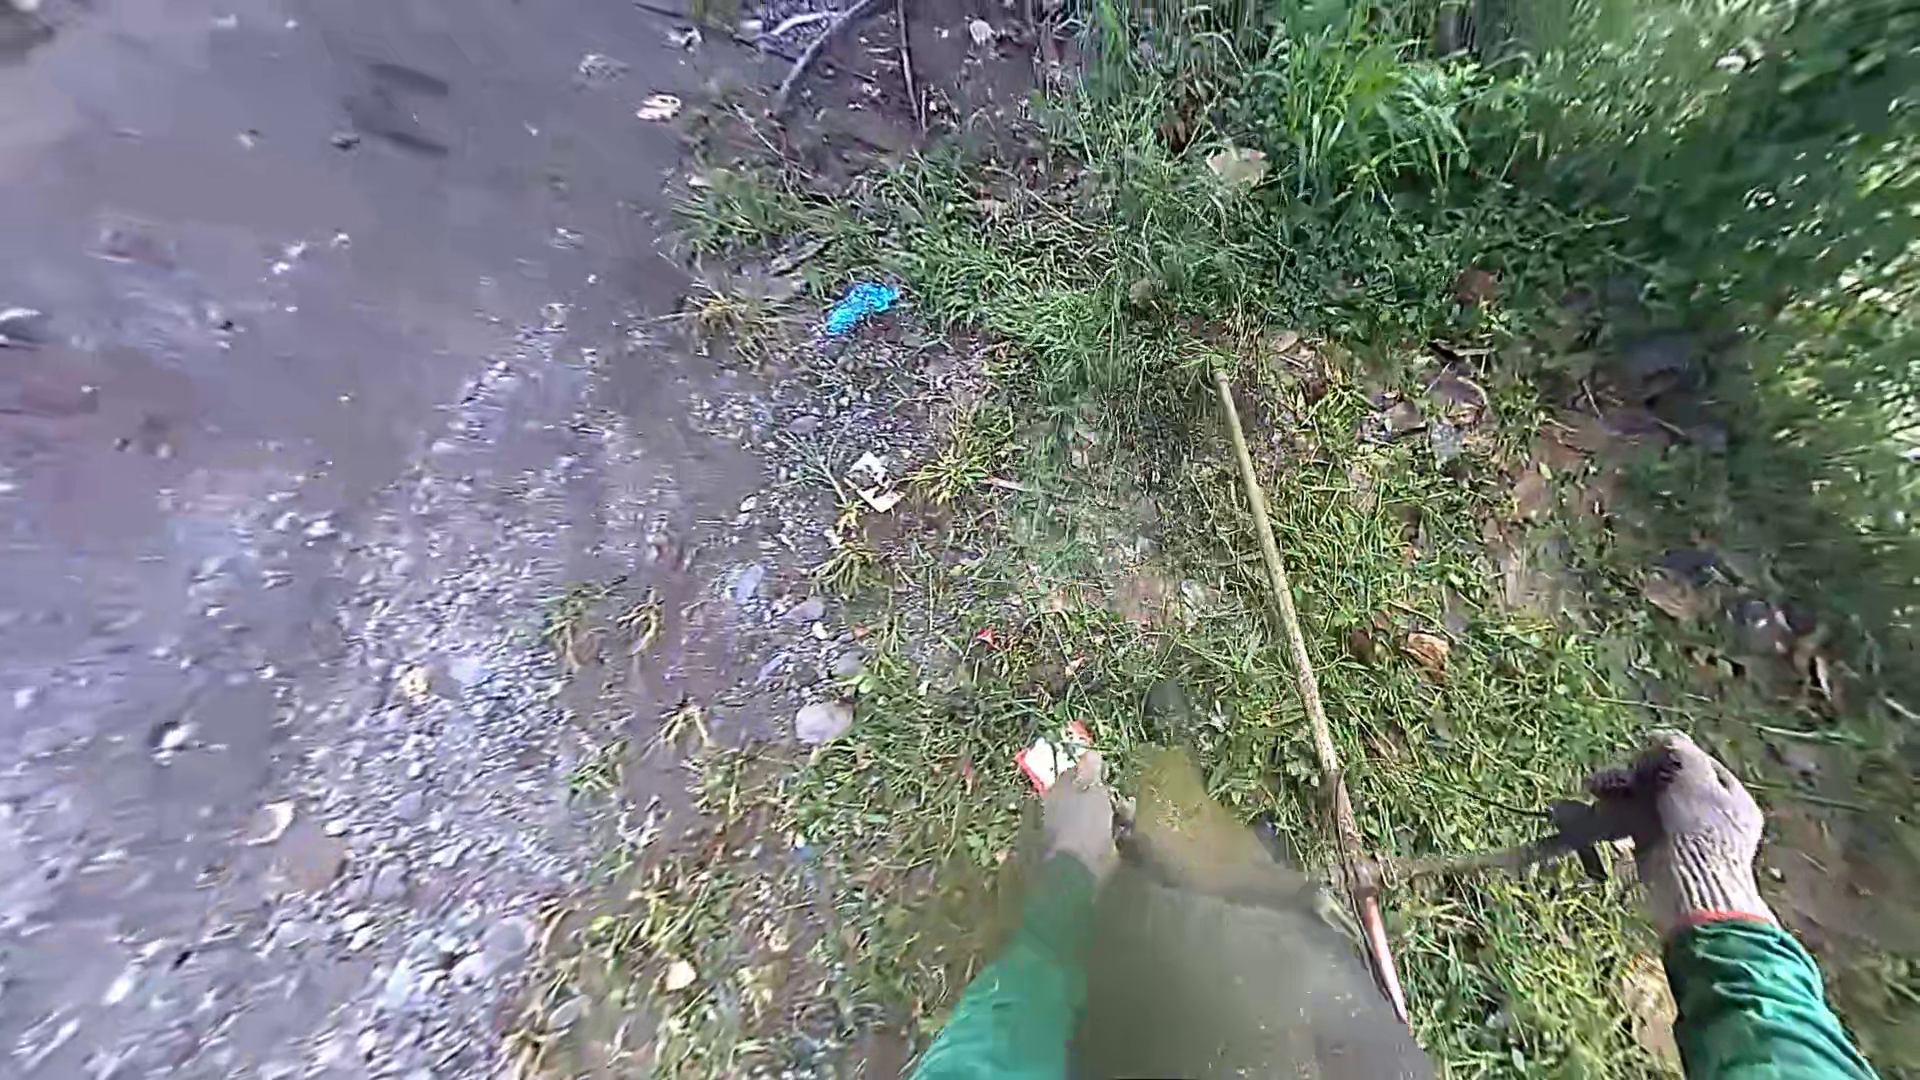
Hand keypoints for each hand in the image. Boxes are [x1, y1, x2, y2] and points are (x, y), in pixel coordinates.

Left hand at [1044, 750, 1116, 880]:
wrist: (1078, 872)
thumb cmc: (1084, 825)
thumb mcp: (1092, 792)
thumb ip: (1092, 772)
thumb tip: (1091, 752)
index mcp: (1059, 789)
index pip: (1078, 773)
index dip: (1096, 775)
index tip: (1110, 782)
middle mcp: (1061, 807)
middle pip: (1090, 795)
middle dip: (1109, 798)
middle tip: (1123, 806)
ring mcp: (1070, 830)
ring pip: (1098, 815)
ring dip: (1115, 817)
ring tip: (1127, 824)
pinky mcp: (1082, 851)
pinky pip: (1102, 836)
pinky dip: (1114, 836)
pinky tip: (1124, 839)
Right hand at [1591, 731, 1773, 935]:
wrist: (1686, 881)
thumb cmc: (1699, 831)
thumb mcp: (1696, 784)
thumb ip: (1682, 754)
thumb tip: (1664, 735)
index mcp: (1728, 796)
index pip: (1693, 761)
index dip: (1665, 753)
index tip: (1642, 752)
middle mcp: (1706, 809)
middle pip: (1660, 777)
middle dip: (1630, 772)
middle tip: (1613, 774)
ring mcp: (1678, 826)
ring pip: (1639, 794)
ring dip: (1614, 788)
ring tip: (1594, 789)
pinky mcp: (1652, 839)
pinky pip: (1628, 815)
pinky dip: (1611, 809)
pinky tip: (1598, 808)